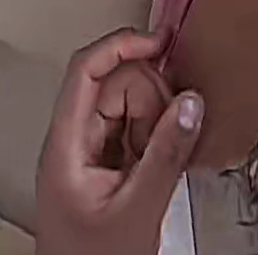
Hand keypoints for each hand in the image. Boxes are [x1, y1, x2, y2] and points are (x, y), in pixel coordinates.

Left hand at [37, 29, 201, 254]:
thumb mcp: (137, 213)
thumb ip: (166, 154)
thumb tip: (192, 99)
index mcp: (65, 147)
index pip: (85, 70)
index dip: (122, 46)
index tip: (162, 43)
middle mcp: (75, 138)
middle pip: (118, 81)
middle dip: (150, 99)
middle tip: (160, 140)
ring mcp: (93, 146)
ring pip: (134, 97)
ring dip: (157, 117)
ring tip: (156, 161)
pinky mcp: (111, 155)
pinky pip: (141, 118)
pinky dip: (158, 127)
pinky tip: (159, 158)